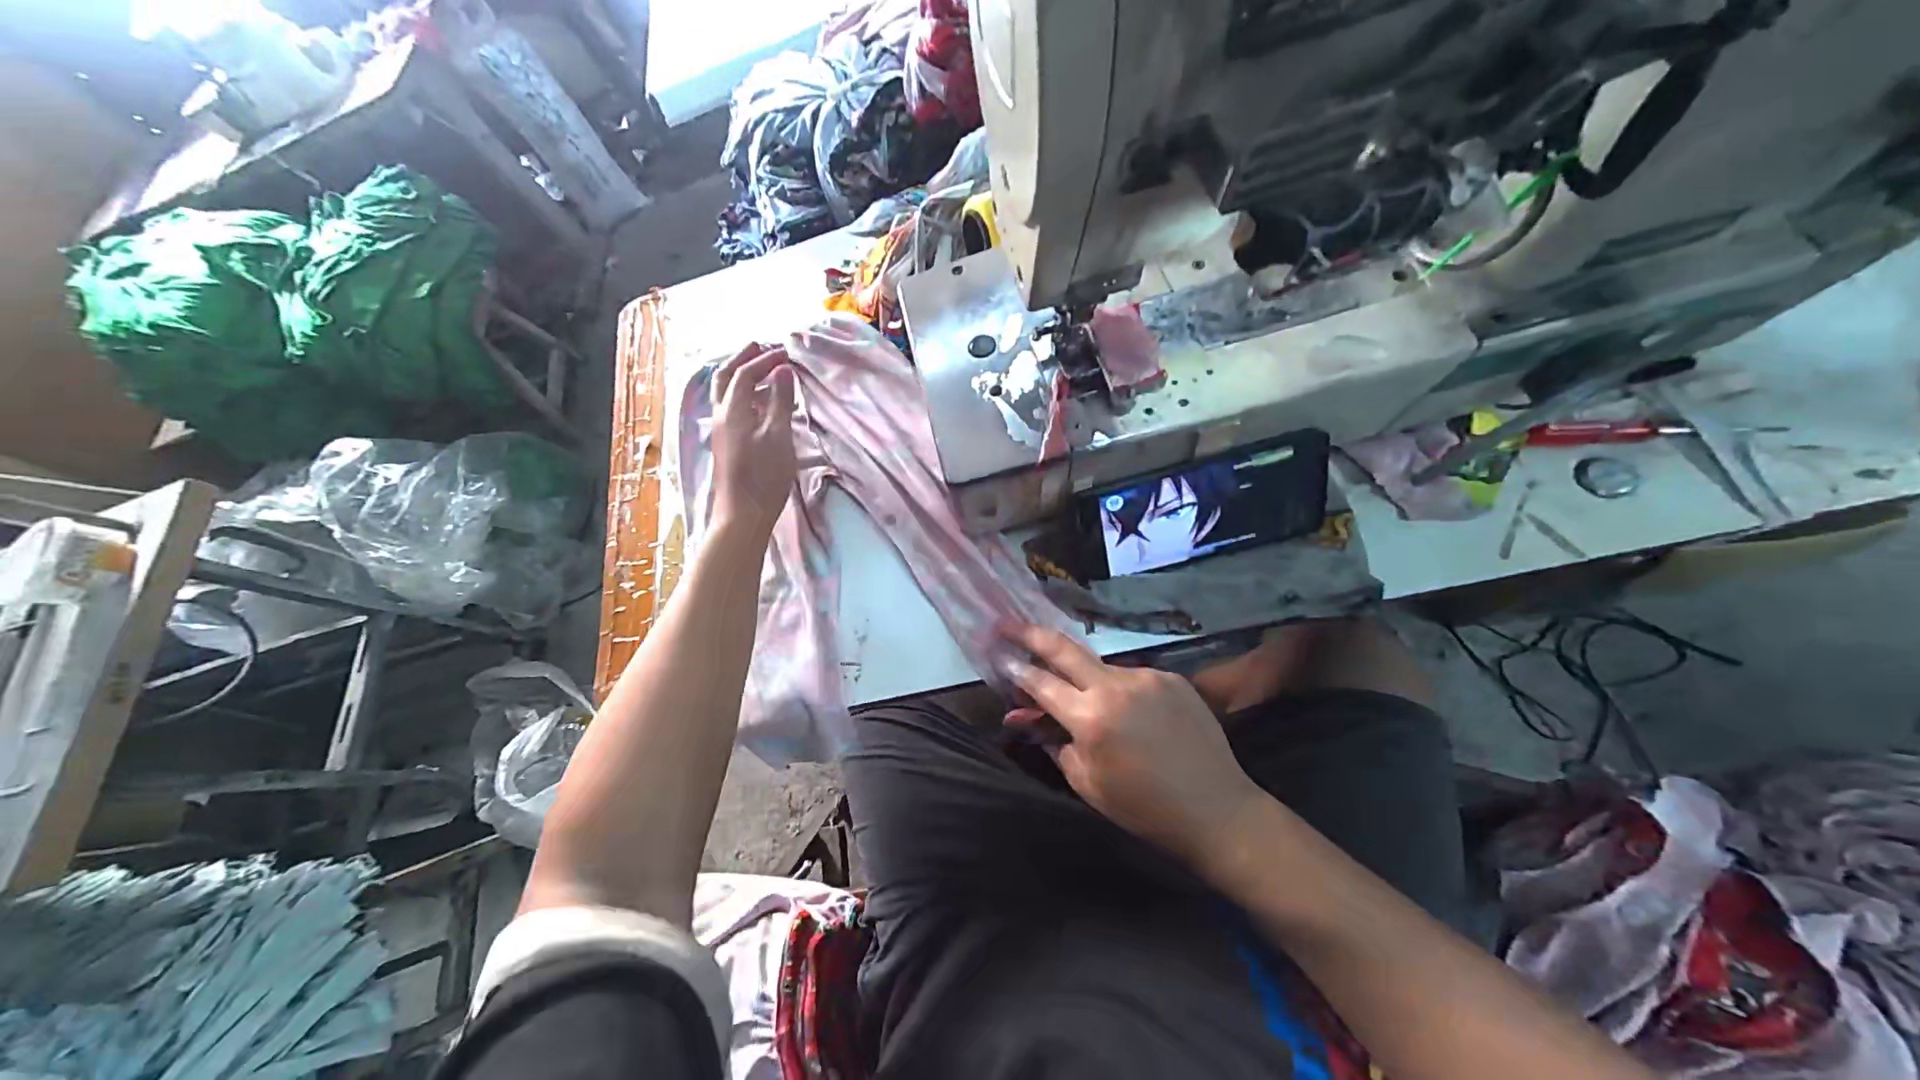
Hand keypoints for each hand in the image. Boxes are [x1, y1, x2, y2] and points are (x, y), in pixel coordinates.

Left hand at [710, 343, 797, 532]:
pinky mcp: (727, 444)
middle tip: (761, 347)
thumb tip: (783, 371)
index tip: (787, 353)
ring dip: (742, 376)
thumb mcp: (779, 435)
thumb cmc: (764, 476)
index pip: (746, 373)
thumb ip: (781, 401)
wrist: (743, 515)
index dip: (765, 360)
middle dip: (744, 359)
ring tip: (763, 371)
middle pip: (726, 377)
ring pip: (726, 393)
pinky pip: (733, 408)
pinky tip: (762, 404)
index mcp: (733, 410)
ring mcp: (722, 431)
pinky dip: (746, 395)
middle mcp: (722, 416)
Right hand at [1000, 621, 1264, 868]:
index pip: (1041, 682)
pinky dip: (1119, 691)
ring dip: (1084, 679)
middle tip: (1007, 624)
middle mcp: (1117, 686)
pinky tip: (1130, 715)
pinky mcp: (1171, 678)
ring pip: (1100, 668)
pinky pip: (1132, 678)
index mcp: (1091, 717)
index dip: (1015, 669)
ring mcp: (1148, 676)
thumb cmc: (1143, 807)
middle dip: (1030, 633)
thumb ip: (1053, 741)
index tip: (997, 653)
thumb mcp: (1086, 782)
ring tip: (1087, 705)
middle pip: (1064, 648)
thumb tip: (1024, 716)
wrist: (1216, 808)